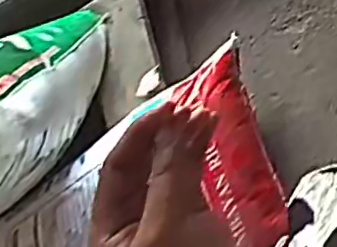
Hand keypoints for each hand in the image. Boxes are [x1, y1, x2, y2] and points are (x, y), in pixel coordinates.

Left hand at [91, 103, 231, 246]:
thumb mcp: (169, 225)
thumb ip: (174, 171)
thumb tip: (186, 118)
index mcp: (110, 235)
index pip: (118, 168)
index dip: (142, 132)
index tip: (172, 104)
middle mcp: (137, 229)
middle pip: (150, 167)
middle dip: (171, 132)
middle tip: (196, 106)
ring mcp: (171, 229)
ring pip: (178, 172)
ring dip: (195, 141)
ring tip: (212, 119)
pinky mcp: (202, 230)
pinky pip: (204, 185)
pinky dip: (214, 159)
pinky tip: (226, 146)